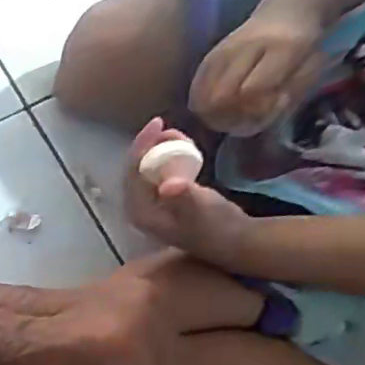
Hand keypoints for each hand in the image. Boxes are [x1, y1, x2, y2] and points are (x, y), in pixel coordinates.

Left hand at [125, 118, 252, 264]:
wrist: (232, 241)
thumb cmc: (216, 225)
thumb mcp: (201, 207)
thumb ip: (184, 195)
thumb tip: (170, 185)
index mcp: (139, 211)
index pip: (132, 173)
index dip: (142, 146)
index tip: (157, 123)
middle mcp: (139, 209)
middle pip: (136, 170)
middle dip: (150, 146)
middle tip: (168, 126)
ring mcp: (151, 206)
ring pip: (148, 171)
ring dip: (160, 151)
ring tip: (178, 134)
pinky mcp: (164, 203)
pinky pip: (159, 175)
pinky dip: (169, 160)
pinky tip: (184, 150)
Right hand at [189, 0, 325, 134]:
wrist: (285, 12)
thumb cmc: (302, 45)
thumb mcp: (310, 67)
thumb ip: (288, 94)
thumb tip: (261, 114)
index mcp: (279, 47)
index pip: (252, 90)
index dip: (259, 109)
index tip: (274, 105)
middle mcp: (242, 48)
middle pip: (218, 99)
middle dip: (233, 118)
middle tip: (250, 118)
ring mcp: (218, 55)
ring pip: (201, 102)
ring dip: (216, 119)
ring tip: (235, 117)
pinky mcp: (204, 64)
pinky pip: (195, 98)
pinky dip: (206, 111)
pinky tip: (221, 110)